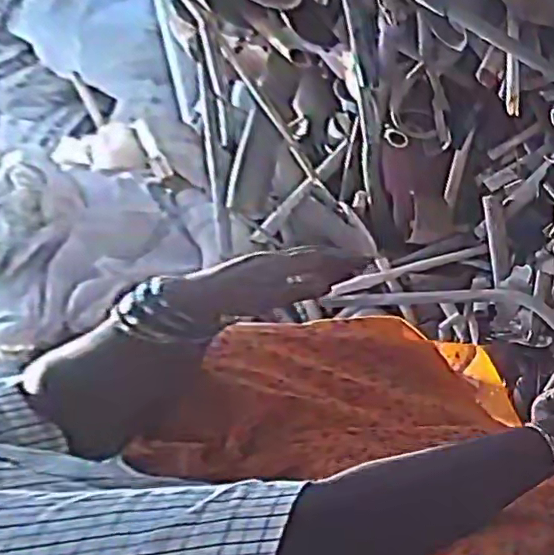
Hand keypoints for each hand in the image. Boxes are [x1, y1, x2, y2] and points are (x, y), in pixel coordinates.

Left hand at [166, 248, 367, 320]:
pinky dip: (307, 267)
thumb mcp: (266, 298)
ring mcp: (261, 262)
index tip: (365, 259)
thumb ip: (296, 290)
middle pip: (310, 254)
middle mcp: (271, 257)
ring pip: (300, 258)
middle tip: (359, 262)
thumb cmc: (227, 300)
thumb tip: (326, 283)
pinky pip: (290, 264)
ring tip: (341, 268)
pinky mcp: (253, 270)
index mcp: (276, 261)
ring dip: (323, 261)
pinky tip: (310, 276)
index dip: (342, 258)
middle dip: (336, 257)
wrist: (187, 300)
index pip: (317, 256)